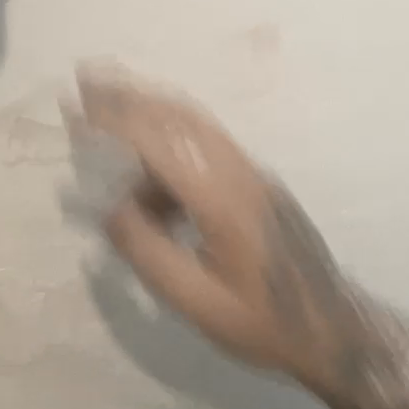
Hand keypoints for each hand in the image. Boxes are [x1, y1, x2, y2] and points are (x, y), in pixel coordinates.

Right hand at [73, 65, 374, 405]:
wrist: (333, 330)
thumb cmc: (262, 323)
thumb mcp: (196, 301)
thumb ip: (148, 253)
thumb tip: (111, 210)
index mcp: (221, 199)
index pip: (159, 140)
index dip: (113, 118)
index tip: (75, 104)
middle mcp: (240, 173)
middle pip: (180, 115)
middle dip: (130, 93)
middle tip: (85, 78)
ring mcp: (253, 175)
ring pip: (195, 126)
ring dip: (149, 113)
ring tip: (106, 120)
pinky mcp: (258, 185)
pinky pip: (206, 147)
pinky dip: (168, 145)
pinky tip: (149, 185)